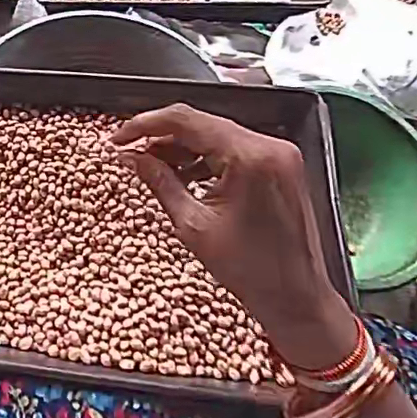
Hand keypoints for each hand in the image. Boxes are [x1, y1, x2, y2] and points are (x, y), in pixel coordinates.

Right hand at [109, 105, 350, 362]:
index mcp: (250, 157)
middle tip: (129, 150)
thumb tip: (133, 158)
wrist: (297, 297)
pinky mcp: (280, 165)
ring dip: (181, 146)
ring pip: (216, 134)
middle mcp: (270, 146)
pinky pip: (233, 149)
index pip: (187, 121)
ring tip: (151, 165)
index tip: (119, 137)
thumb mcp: (192, 225)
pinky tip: (181, 174)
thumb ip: (160, 182)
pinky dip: (205, 157)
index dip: (146, 124)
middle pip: (201, 123)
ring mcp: (279, 154)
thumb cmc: (251, 270)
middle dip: (161, 135)